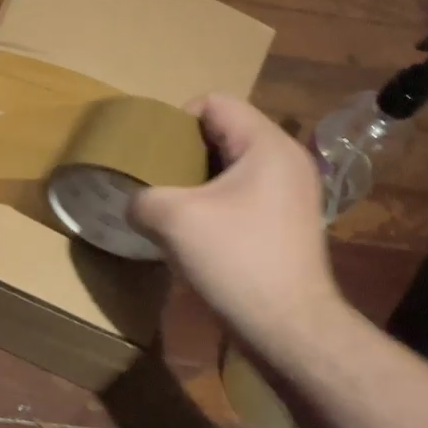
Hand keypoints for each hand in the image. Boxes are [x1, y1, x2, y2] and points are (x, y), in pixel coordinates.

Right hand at [130, 94, 343, 345]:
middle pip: (225, 135)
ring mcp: (292, 194)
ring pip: (233, 172)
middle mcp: (286, 161)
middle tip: (156, 183)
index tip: (152, 156)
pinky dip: (216, 209)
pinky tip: (197, 238)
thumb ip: (144, 200)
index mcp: (267, 145)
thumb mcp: (175, 221)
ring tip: (171, 212)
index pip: (216, 104)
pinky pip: (244, 200)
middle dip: (185, 156)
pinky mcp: (287, 225)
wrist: (286, 323)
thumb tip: (135, 203)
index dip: (176, 122)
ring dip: (198, 186)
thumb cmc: (236, 260)